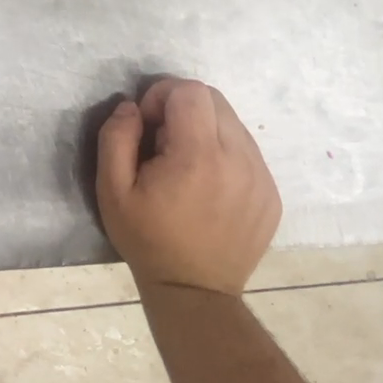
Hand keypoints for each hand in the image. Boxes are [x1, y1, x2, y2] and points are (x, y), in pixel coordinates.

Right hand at [96, 78, 281, 295]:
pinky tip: (205, 180)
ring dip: (203, 127)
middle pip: (214, 99)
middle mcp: (239, 161)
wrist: (195, 291)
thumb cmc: (146, 237)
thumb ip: (116, 137)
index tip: (147, 124)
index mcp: (198, 157)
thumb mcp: (111, 187)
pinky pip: (246, 149)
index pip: (190, 91)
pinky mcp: (271, 194)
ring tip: (183, 161)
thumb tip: (131, 107)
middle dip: (181, 105)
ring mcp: (261, 179)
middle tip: (161, 139)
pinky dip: (222, 149)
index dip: (161, 95)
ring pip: (232, 122)